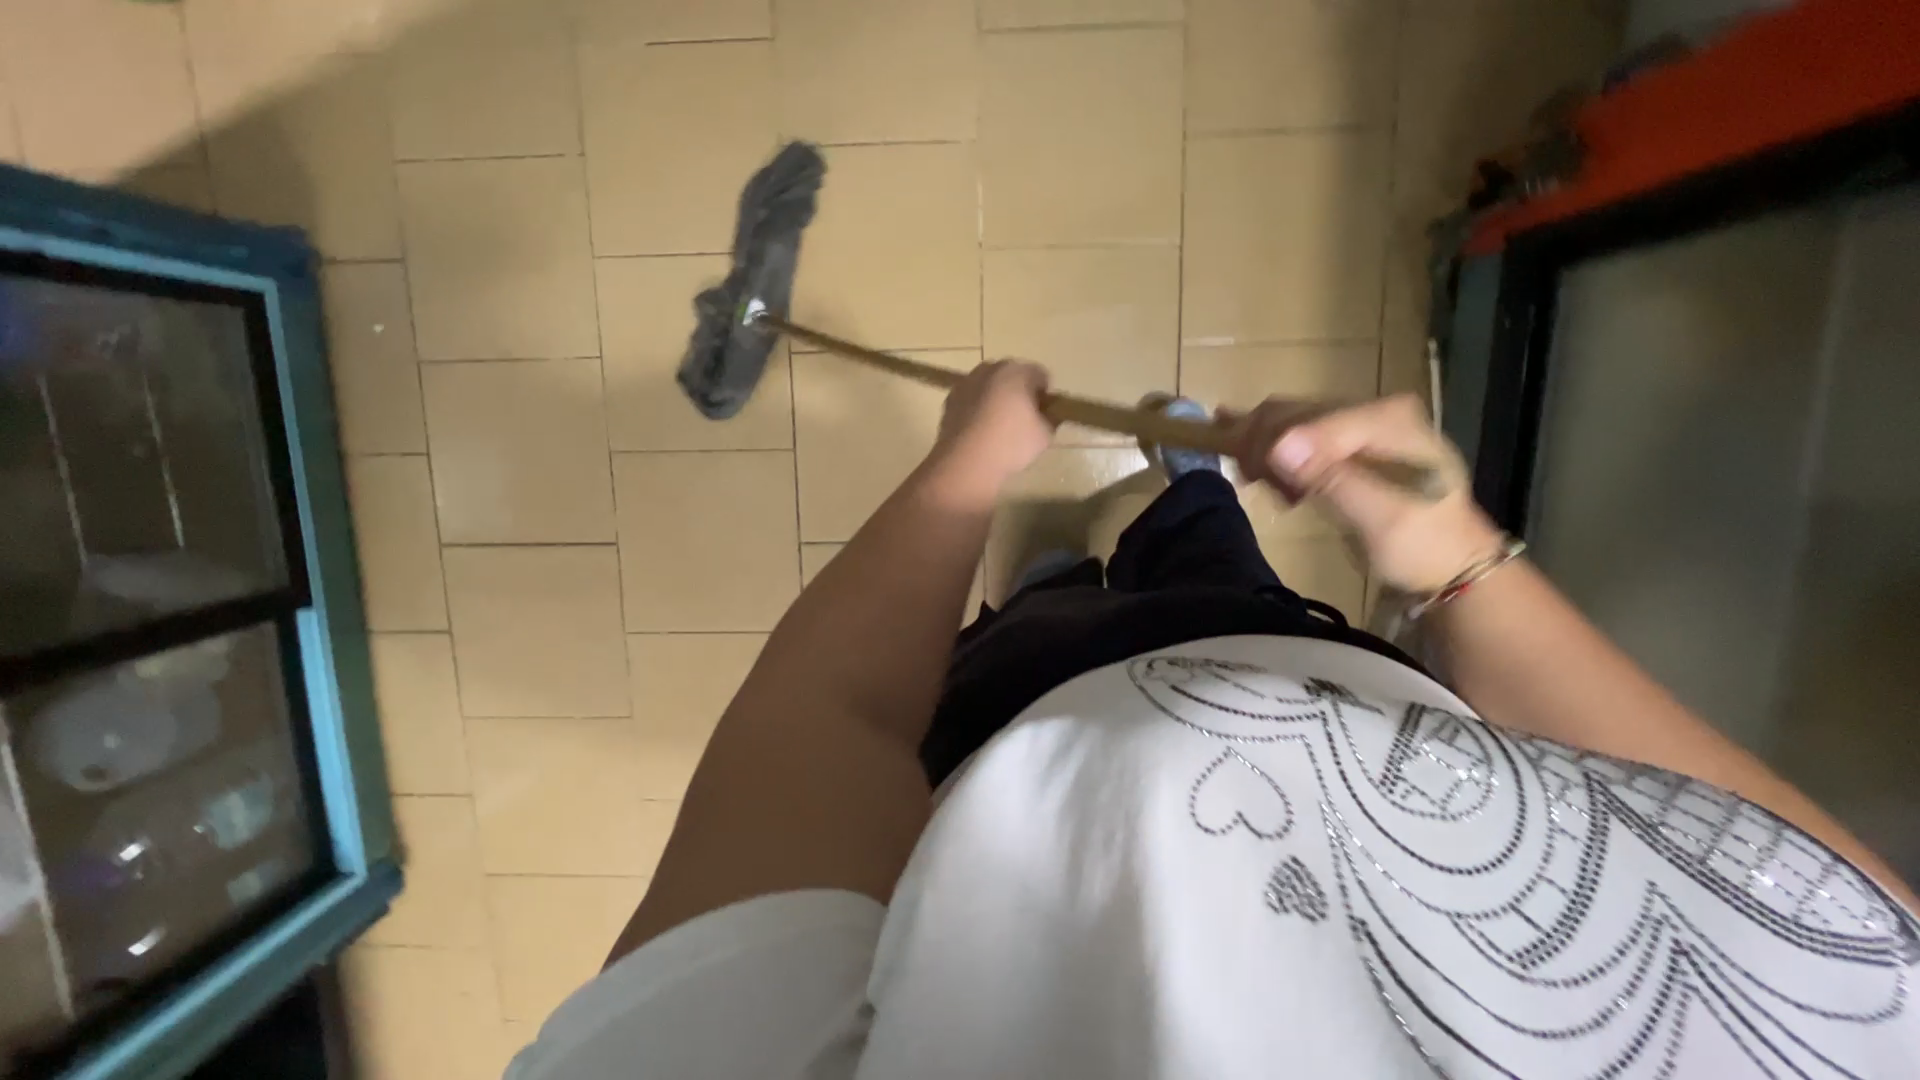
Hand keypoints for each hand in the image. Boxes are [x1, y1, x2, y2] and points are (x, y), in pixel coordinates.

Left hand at [930, 359, 1055, 493]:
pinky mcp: (951, 397)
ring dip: (997, 397)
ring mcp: (967, 381)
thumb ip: (1053, 418)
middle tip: (1022, 419)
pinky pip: (972, 397)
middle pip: (1013, 375)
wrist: (966, 462)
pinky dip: (977, 406)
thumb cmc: (1011, 444)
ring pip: (990, 384)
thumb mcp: (1045, 434)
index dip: (1044, 395)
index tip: (1043, 414)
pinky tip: (979, 429)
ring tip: (998, 425)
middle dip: (1020, 391)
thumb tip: (1048, 413)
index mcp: (1018, 371)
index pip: (1040, 375)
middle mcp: (992, 368)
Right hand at [1225, 394, 1504, 592]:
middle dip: (1259, 444)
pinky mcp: (1349, 442)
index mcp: (1387, 419)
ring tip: (1257, 482)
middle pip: (1292, 413)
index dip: (1267, 444)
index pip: (1306, 420)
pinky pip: (1295, 434)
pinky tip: (1268, 476)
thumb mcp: (1380, 518)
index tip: (1249, 480)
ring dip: (1261, 450)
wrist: (1451, 565)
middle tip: (1248, 483)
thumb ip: (1332, 479)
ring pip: (1286, 421)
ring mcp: (1361, 424)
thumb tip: (1279, 448)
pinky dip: (1273, 453)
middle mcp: (1373, 410)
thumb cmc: (1421, 546)